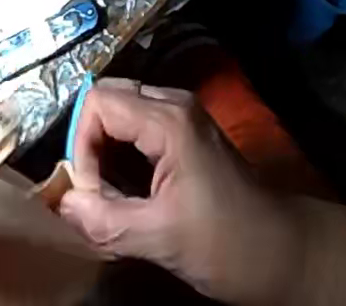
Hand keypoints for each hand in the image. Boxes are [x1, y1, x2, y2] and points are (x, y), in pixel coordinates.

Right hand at [60, 79, 305, 305]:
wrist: (283, 249)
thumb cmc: (227, 242)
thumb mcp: (162, 238)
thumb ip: (106, 219)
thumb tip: (62, 203)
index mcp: (169, 119)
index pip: (99, 101)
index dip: (82, 144)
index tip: (90, 191)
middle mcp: (174, 103)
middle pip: (109, 96)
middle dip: (89, 139)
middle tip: (93, 190)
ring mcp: (182, 113)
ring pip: (122, 106)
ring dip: (103, 143)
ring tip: (105, 192)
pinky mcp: (185, 129)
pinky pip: (137, 120)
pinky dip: (119, 145)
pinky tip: (122, 183)